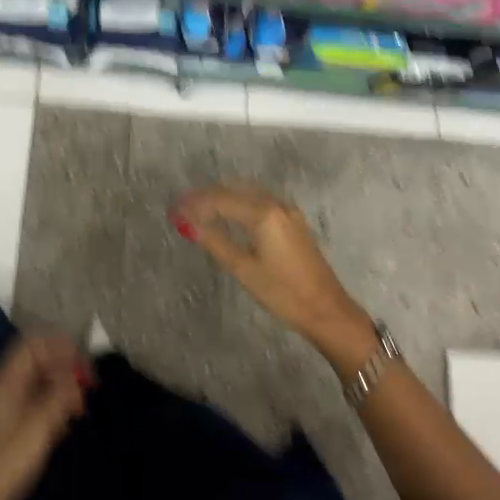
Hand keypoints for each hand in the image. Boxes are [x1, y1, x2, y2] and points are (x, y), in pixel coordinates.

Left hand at [0, 335, 90, 499]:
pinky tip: (65, 422)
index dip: (61, 346)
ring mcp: (3, 407)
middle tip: (89, 383)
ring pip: (37, 381)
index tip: (85, 363)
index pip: (34, 344)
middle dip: (65, 365)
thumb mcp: (37, 430)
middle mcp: (3, 388)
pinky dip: (53, 403)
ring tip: (81, 404)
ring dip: (61, 386)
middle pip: (37, 360)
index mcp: (5, 382)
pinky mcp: (7, 426)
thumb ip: (59, 396)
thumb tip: (77, 372)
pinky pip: (34, 401)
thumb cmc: (4, 467)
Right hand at [172, 186, 377, 368]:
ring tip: (200, 211)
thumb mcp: (244, 269)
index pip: (221, 199)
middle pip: (234, 190)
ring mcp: (287, 210)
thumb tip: (189, 224)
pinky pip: (260, 200)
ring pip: (248, 192)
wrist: (326, 308)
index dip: (195, 203)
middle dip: (207, 196)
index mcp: (263, 213)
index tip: (174, 210)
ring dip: (223, 197)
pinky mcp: (293, 220)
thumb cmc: (283, 293)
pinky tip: (229, 215)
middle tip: (183, 208)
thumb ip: (215, 241)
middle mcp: (276, 204)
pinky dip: (240, 202)